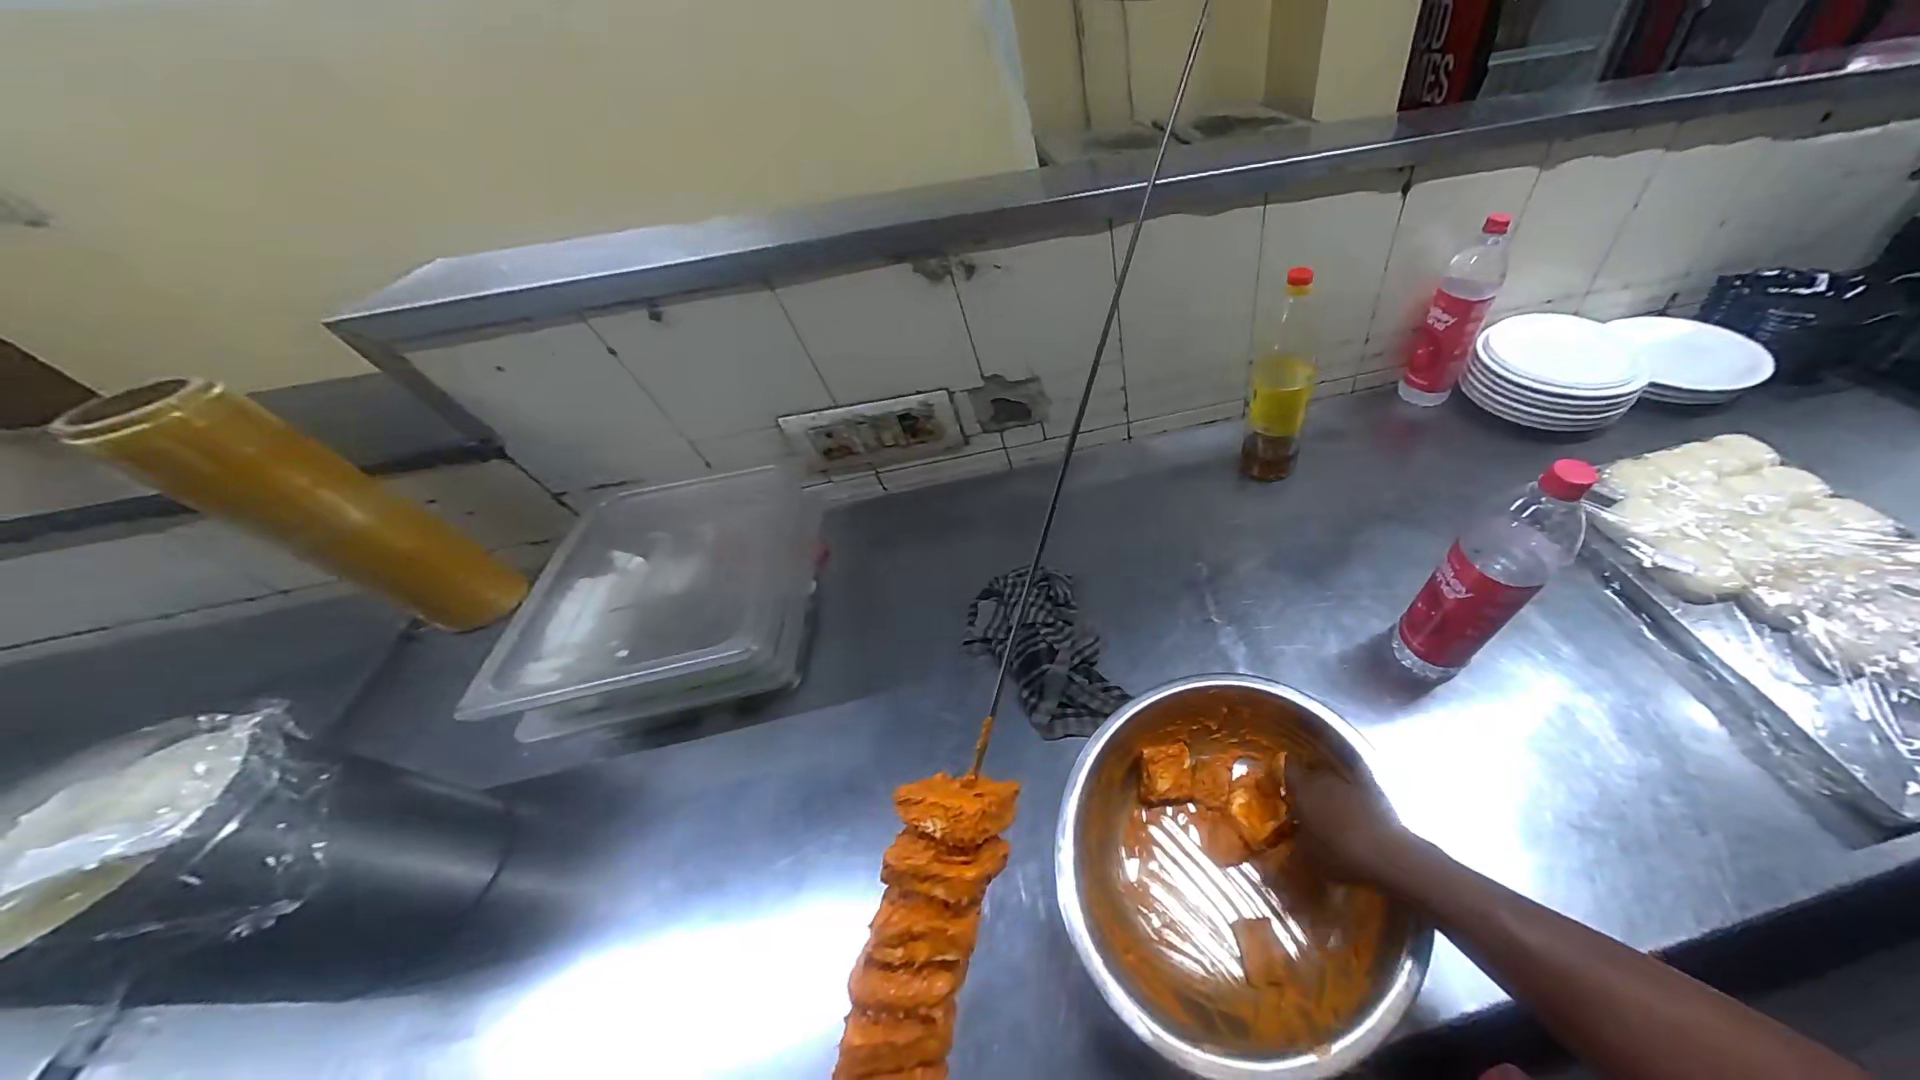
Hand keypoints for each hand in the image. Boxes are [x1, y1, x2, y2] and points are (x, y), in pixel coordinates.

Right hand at [1283, 757, 1414, 886]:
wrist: (1388, 855)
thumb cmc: (1337, 852)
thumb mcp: (1306, 855)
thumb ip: (1294, 840)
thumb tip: (1291, 835)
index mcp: (1302, 787)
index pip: (1286, 768)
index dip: (1284, 777)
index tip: (1283, 789)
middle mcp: (1324, 778)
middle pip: (1312, 774)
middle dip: (1308, 787)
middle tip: (1306, 806)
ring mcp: (1351, 783)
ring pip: (1334, 783)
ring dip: (1331, 794)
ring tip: (1332, 815)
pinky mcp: (1376, 793)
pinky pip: (1356, 792)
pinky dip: (1352, 803)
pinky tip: (1354, 821)